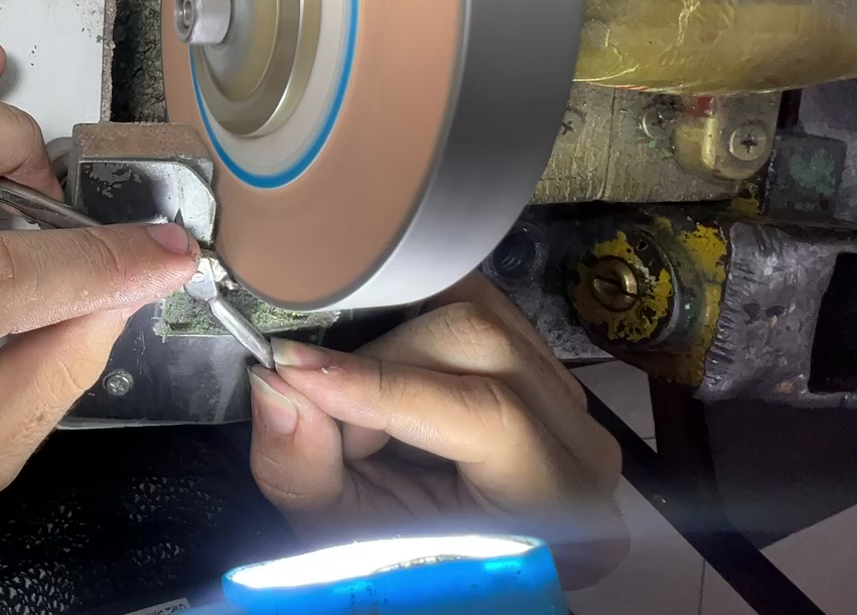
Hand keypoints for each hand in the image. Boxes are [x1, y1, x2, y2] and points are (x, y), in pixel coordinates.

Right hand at [246, 272, 627, 587]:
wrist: (429, 550)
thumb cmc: (394, 555)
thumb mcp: (333, 533)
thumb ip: (301, 468)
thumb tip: (275, 382)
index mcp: (557, 507)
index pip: (486, 414)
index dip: (381, 385)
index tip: (293, 367)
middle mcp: (581, 445)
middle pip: (481, 344)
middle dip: (377, 361)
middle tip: (322, 400)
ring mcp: (566, 394)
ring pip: (475, 310)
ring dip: (391, 336)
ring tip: (354, 388)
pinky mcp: (537, 358)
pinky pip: (472, 302)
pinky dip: (411, 315)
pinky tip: (381, 358)